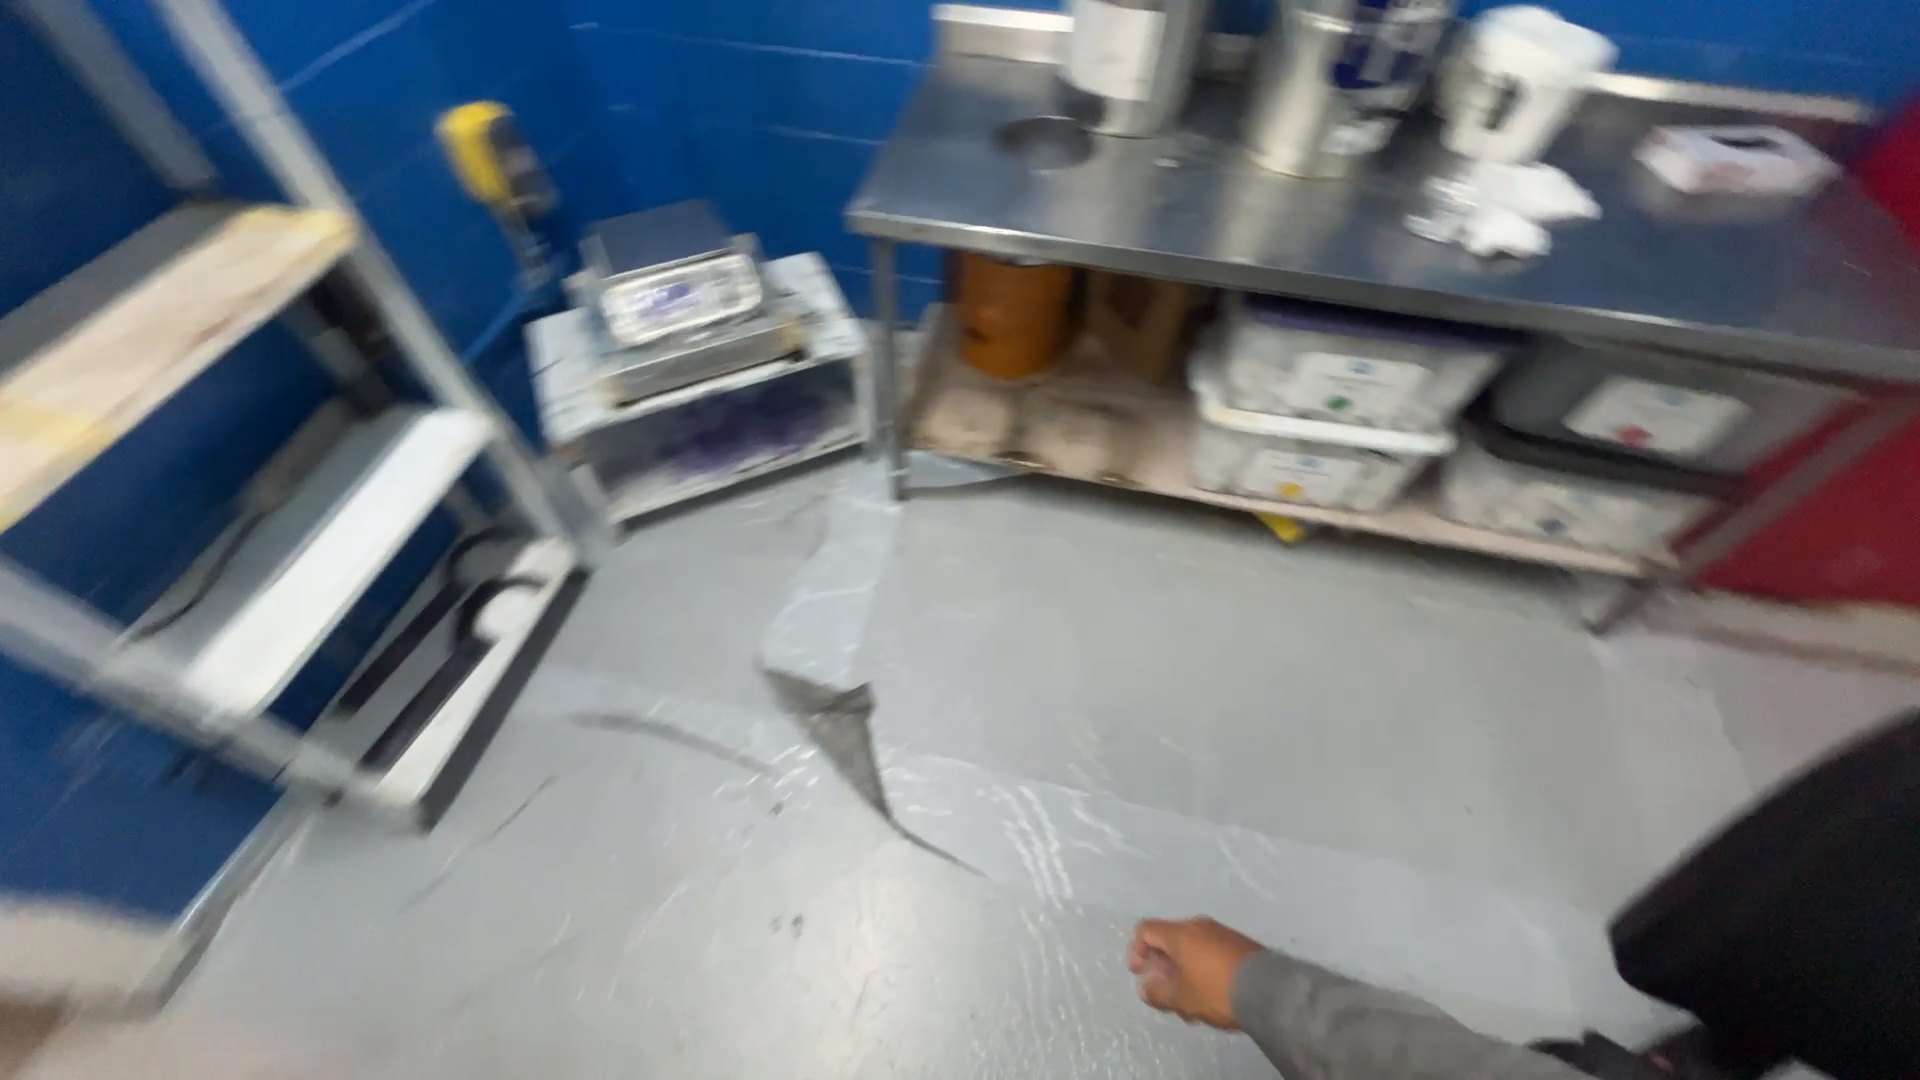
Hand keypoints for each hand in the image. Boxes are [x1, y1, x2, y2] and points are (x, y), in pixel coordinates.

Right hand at [1127, 917, 1264, 1029]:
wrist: (1269, 990)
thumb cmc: (1215, 990)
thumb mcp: (1182, 998)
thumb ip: (1158, 993)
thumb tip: (1144, 987)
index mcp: (1179, 933)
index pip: (1146, 929)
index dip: (1136, 950)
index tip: (1140, 974)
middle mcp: (1197, 925)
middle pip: (1169, 938)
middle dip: (1163, 964)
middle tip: (1166, 990)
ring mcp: (1220, 931)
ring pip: (1191, 946)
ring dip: (1183, 969)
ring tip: (1191, 998)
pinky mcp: (1238, 942)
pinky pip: (1210, 949)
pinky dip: (1202, 966)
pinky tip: (1212, 991)